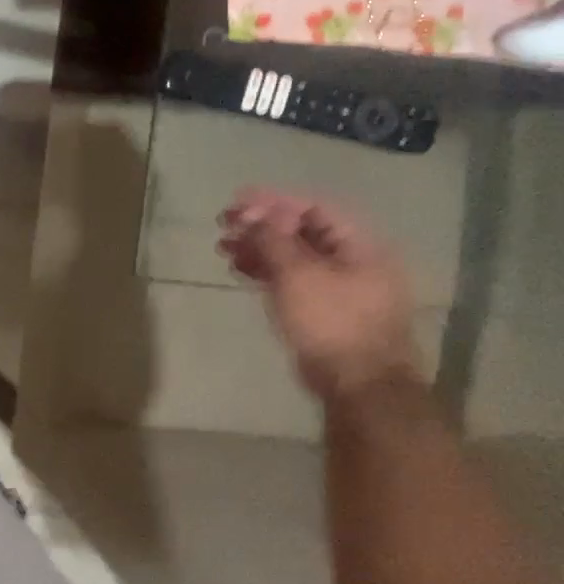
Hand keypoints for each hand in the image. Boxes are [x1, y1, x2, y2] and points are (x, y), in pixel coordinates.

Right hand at [218, 188, 419, 400]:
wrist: (358, 381)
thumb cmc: (331, 321)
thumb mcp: (298, 274)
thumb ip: (274, 239)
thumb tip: (254, 213)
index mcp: (360, 247)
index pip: (313, 209)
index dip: (273, 202)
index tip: (235, 202)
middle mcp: (354, 261)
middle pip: (302, 230)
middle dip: (261, 225)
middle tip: (223, 224)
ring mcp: (340, 285)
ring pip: (294, 254)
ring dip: (258, 247)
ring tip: (224, 248)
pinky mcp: (324, 306)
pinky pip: (292, 276)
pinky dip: (266, 269)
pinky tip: (240, 269)